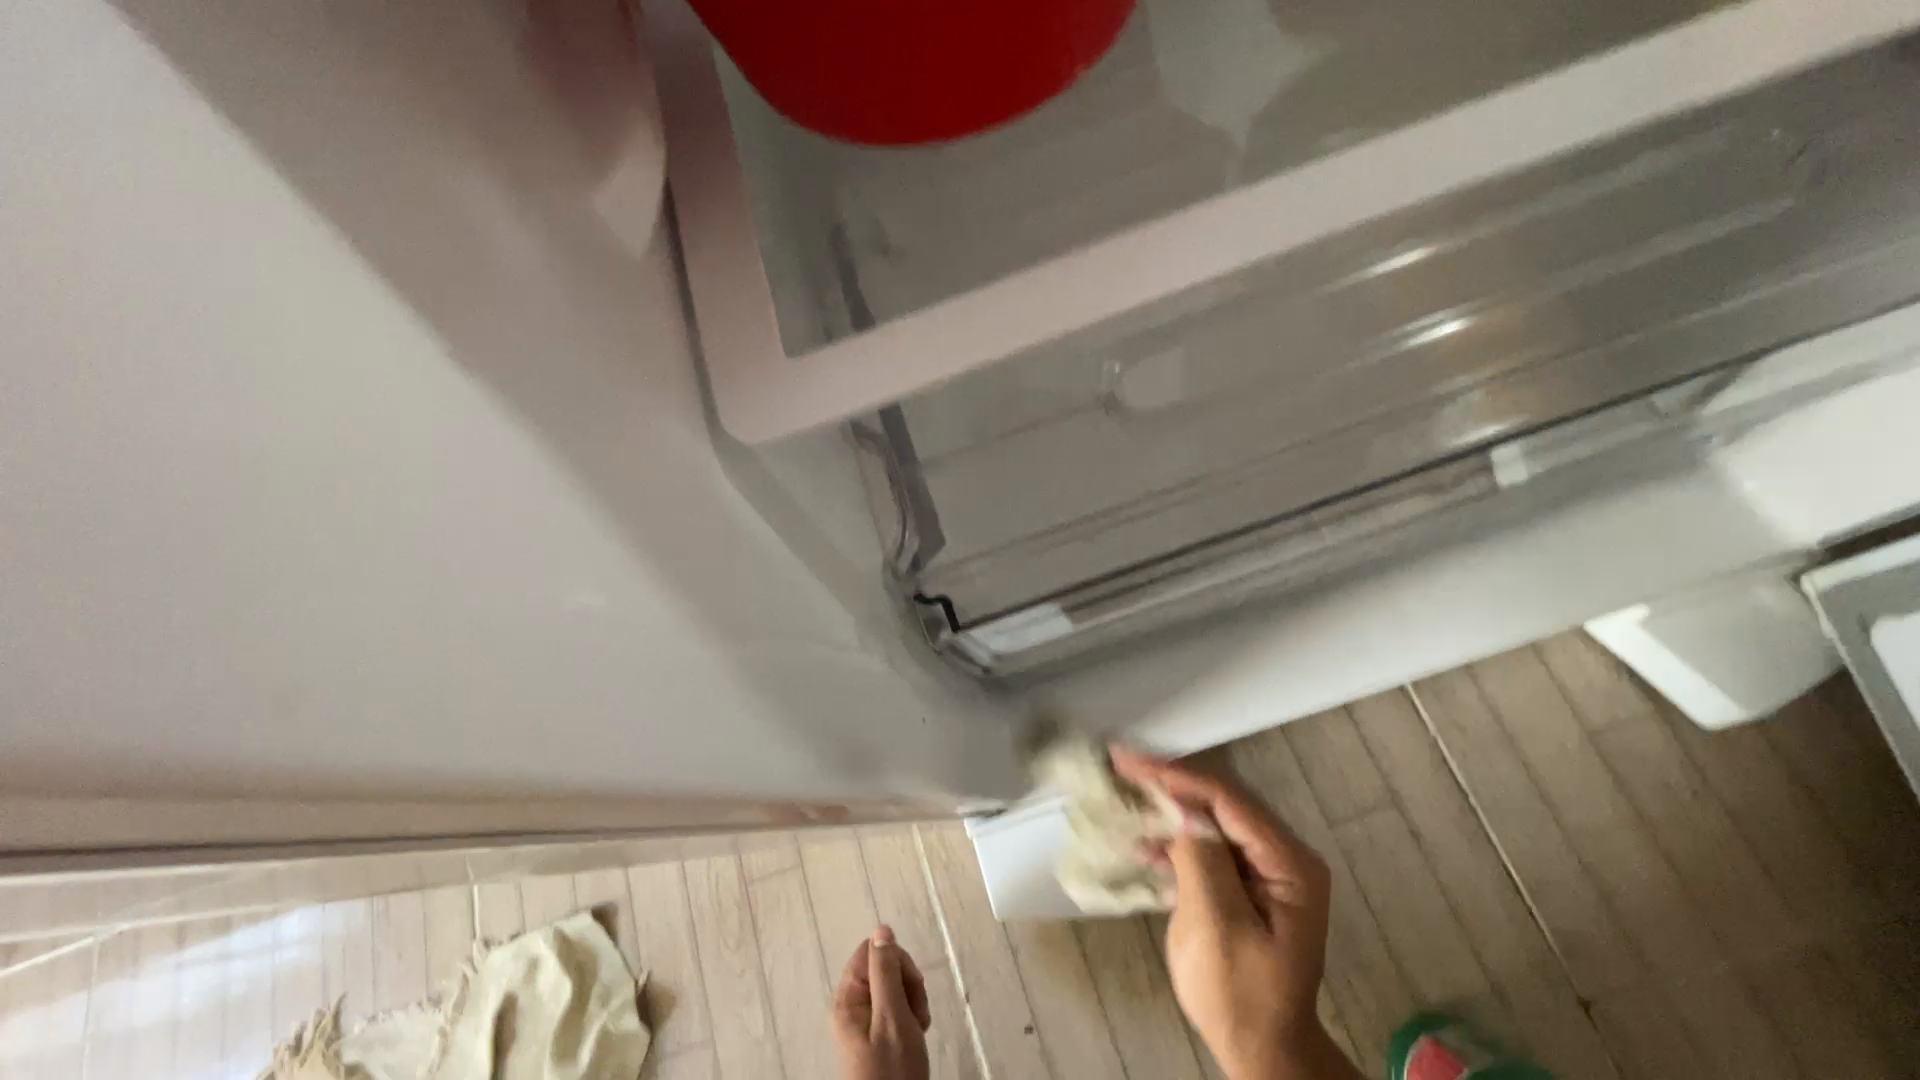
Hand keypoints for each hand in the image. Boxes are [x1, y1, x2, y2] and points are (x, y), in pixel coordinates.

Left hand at [832, 925, 931, 1079]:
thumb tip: (882, 928)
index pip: (872, 951)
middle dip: (908, 984)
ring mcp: (864, 1020)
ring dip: (913, 1001)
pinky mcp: (876, 1033)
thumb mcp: (892, 1017)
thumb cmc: (892, 1070)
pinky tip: (916, 1034)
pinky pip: (896, 1008)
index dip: (896, 962)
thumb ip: (887, 971)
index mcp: (847, 997)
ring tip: (918, 1027)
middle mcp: (851, 1004)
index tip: (910, 986)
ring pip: (894, 987)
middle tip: (916, 1013)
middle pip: (884, 967)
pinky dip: (910, 1016)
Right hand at [1110, 747, 1360, 1079]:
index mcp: (1289, 864)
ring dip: (1167, 808)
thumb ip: (1203, 863)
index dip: (1176, 777)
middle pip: (1220, 802)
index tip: (1130, 761)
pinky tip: (1141, 842)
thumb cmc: (1242, 997)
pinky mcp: (1241, 883)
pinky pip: (1206, 846)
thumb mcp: (1219, 930)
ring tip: (1123, 792)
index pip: (1228, 801)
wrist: (1260, 1049)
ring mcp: (1262, 869)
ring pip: (1209, 819)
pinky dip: (1173, 840)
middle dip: (1170, 783)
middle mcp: (1281, 856)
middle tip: (1121, 764)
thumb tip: (1184, 811)